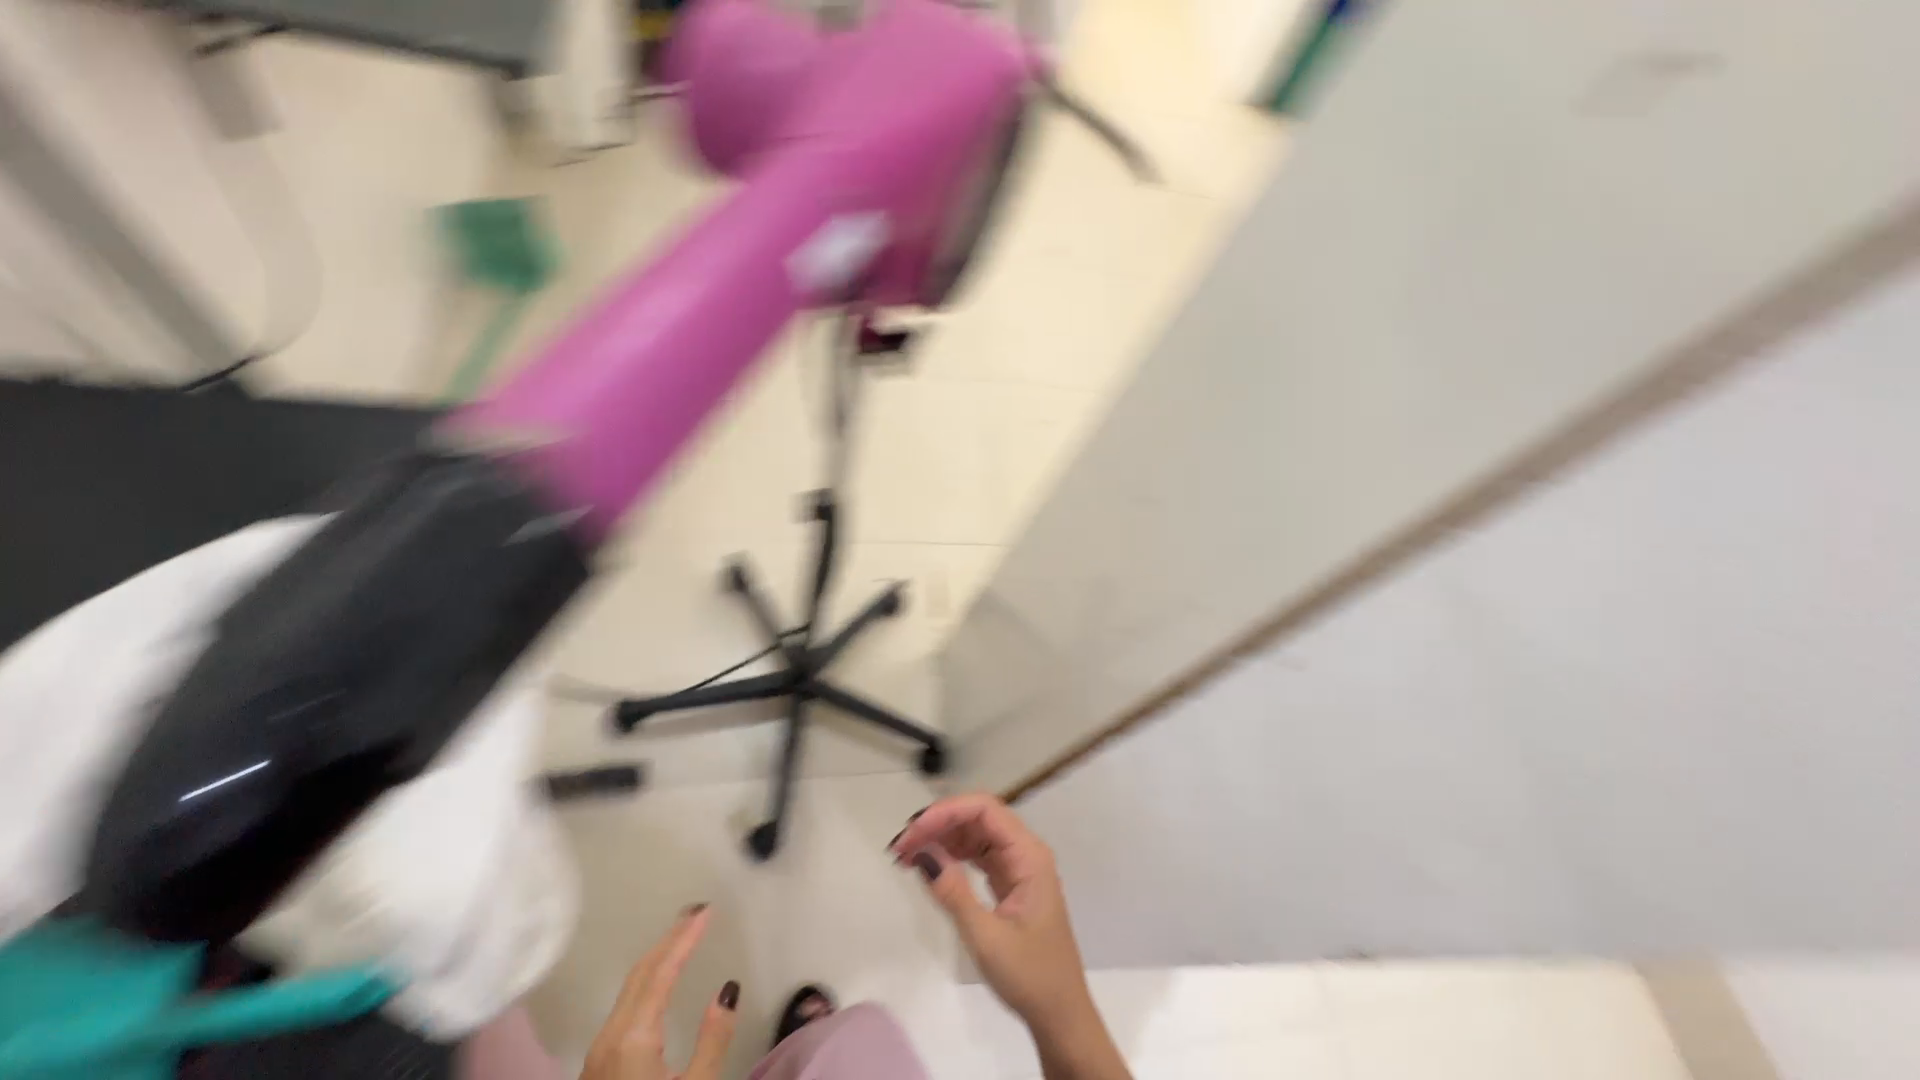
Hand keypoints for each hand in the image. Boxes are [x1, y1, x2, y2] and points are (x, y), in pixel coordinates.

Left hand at [582, 905, 738, 1079]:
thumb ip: (713, 1040)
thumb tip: (726, 990)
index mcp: (634, 1038)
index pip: (661, 972)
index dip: (685, 939)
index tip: (707, 912)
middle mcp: (610, 1037)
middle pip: (640, 973)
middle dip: (669, 938)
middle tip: (698, 912)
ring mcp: (599, 1051)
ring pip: (629, 988)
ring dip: (657, 957)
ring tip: (684, 936)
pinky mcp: (599, 1065)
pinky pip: (625, 1005)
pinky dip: (647, 980)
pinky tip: (660, 981)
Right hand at [886, 796, 1091, 1027]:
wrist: (1060, 1014)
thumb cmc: (1030, 975)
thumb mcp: (986, 936)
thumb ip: (953, 892)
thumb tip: (922, 854)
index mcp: (1029, 856)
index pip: (985, 809)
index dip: (945, 812)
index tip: (912, 833)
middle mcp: (1026, 853)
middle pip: (979, 817)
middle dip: (939, 824)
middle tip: (902, 847)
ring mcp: (1019, 868)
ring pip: (977, 835)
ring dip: (943, 839)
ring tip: (908, 856)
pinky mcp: (1011, 885)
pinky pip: (979, 856)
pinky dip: (953, 857)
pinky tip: (931, 867)